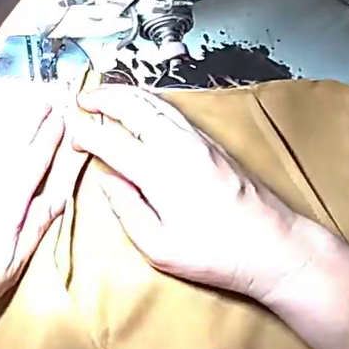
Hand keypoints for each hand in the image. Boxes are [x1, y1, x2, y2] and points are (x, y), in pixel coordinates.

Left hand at [0, 87, 71, 348]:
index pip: (38, 153)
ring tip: (15, 94)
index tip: (63, 116)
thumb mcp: (9, 268)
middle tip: (46, 94)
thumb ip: (35, 227)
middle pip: (12, 128)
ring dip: (1, 106)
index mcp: (9, 195)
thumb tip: (59, 197)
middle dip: (32, 108)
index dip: (53, 132)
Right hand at [68, 85, 342, 303]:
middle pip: (132, 106)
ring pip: (153, 102)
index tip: (72, 138)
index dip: (85, 134)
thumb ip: (127, 210)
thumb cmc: (217, 255)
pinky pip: (170, 108)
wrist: (276, 246)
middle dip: (102, 98)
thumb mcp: (159, 247)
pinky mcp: (209, 140)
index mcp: (159, 172)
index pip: (111, 140)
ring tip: (103, 93)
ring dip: (124, 93)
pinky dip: (146, 99)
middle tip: (81, 100)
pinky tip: (139, 104)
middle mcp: (176, 146)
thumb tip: (107, 181)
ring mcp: (196, 139)